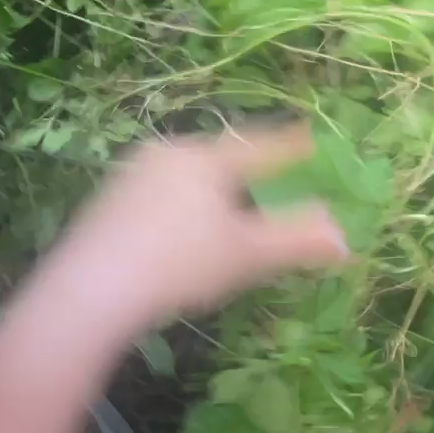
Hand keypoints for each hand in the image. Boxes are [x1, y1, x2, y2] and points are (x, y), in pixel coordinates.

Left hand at [27, 124, 349, 342]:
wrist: (89, 290)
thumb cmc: (177, 264)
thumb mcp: (245, 254)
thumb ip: (296, 241)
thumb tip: (344, 238)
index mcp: (201, 157)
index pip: (257, 146)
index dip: (287, 148)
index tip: (310, 141)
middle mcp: (161, 156)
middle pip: (214, 159)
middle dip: (241, 173)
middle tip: (264, 182)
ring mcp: (125, 179)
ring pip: (179, 179)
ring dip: (203, 195)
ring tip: (219, 214)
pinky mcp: (100, 208)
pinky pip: (151, 200)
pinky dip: (172, 212)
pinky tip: (172, 239)